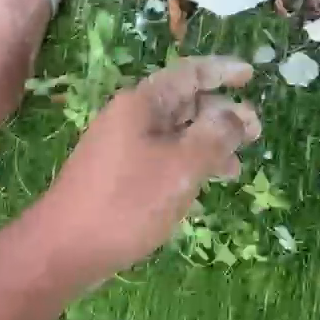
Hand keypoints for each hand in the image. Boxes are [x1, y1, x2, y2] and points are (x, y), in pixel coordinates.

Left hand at [30, 57, 260, 283]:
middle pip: (184, 102)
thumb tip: (234, 116)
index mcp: (143, 102)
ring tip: (236, 168)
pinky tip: (202, 186)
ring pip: (175, 133)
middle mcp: (131, 116)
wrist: (64, 248)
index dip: (222, 71)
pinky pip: (162, 156)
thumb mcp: (181, 167)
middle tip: (256, 133)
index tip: (251, 75)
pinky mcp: (118, 173)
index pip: (190, 73)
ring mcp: (121, 145)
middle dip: (222, 114)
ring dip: (208, 143)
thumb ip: (214, 136)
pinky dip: (187, 163)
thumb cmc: (127, 201)